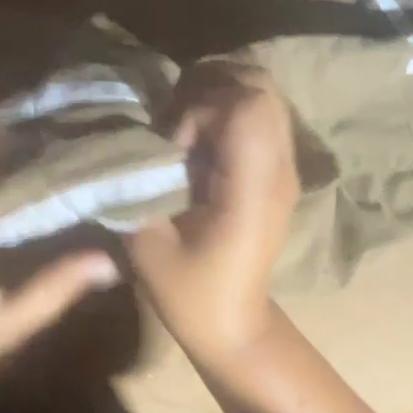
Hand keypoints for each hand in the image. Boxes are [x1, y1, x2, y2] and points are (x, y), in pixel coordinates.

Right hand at [126, 61, 300, 356]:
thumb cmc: (190, 295)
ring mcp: (286, 168)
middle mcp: (281, 168)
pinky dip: (228, 113)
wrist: (234, 325)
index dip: (199, 109)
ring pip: (265, 94)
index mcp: (254, 189)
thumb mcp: (147, 248)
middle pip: (261, 87)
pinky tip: (199, 143)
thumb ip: (136, 191)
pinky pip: (261, 117)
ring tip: (183, 127)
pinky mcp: (279, 172)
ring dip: (219, 97)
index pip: (245, 106)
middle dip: (209, 88)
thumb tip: (125, 148)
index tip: (172, 146)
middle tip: (172, 119)